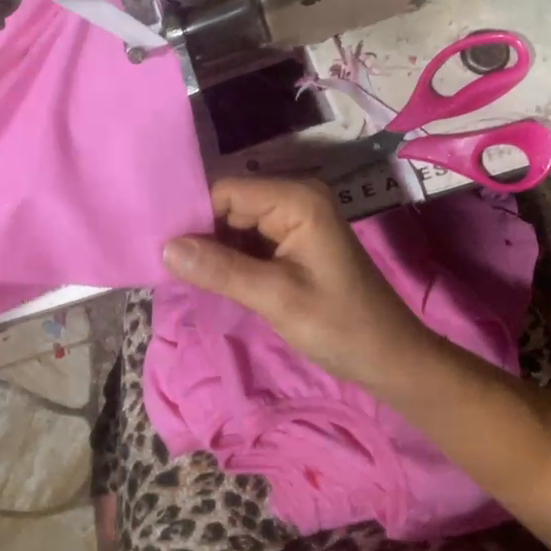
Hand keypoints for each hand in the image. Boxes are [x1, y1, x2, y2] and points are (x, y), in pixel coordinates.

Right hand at [162, 177, 438, 388]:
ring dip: (212, 248)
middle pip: (229, 205)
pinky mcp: (293, 243)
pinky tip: (207, 277)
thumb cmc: (339, 325)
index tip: (159, 246)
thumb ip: (220, 269)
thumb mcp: (275, 298)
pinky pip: (249, 240)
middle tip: (163, 265)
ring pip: (235, 224)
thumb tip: (165, 247)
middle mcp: (294, 198)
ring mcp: (295, 220)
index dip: (193, 216)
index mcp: (296, 199)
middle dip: (200, 233)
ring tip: (178, 273)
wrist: (390, 358)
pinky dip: (229, 258)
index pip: (226, 192)